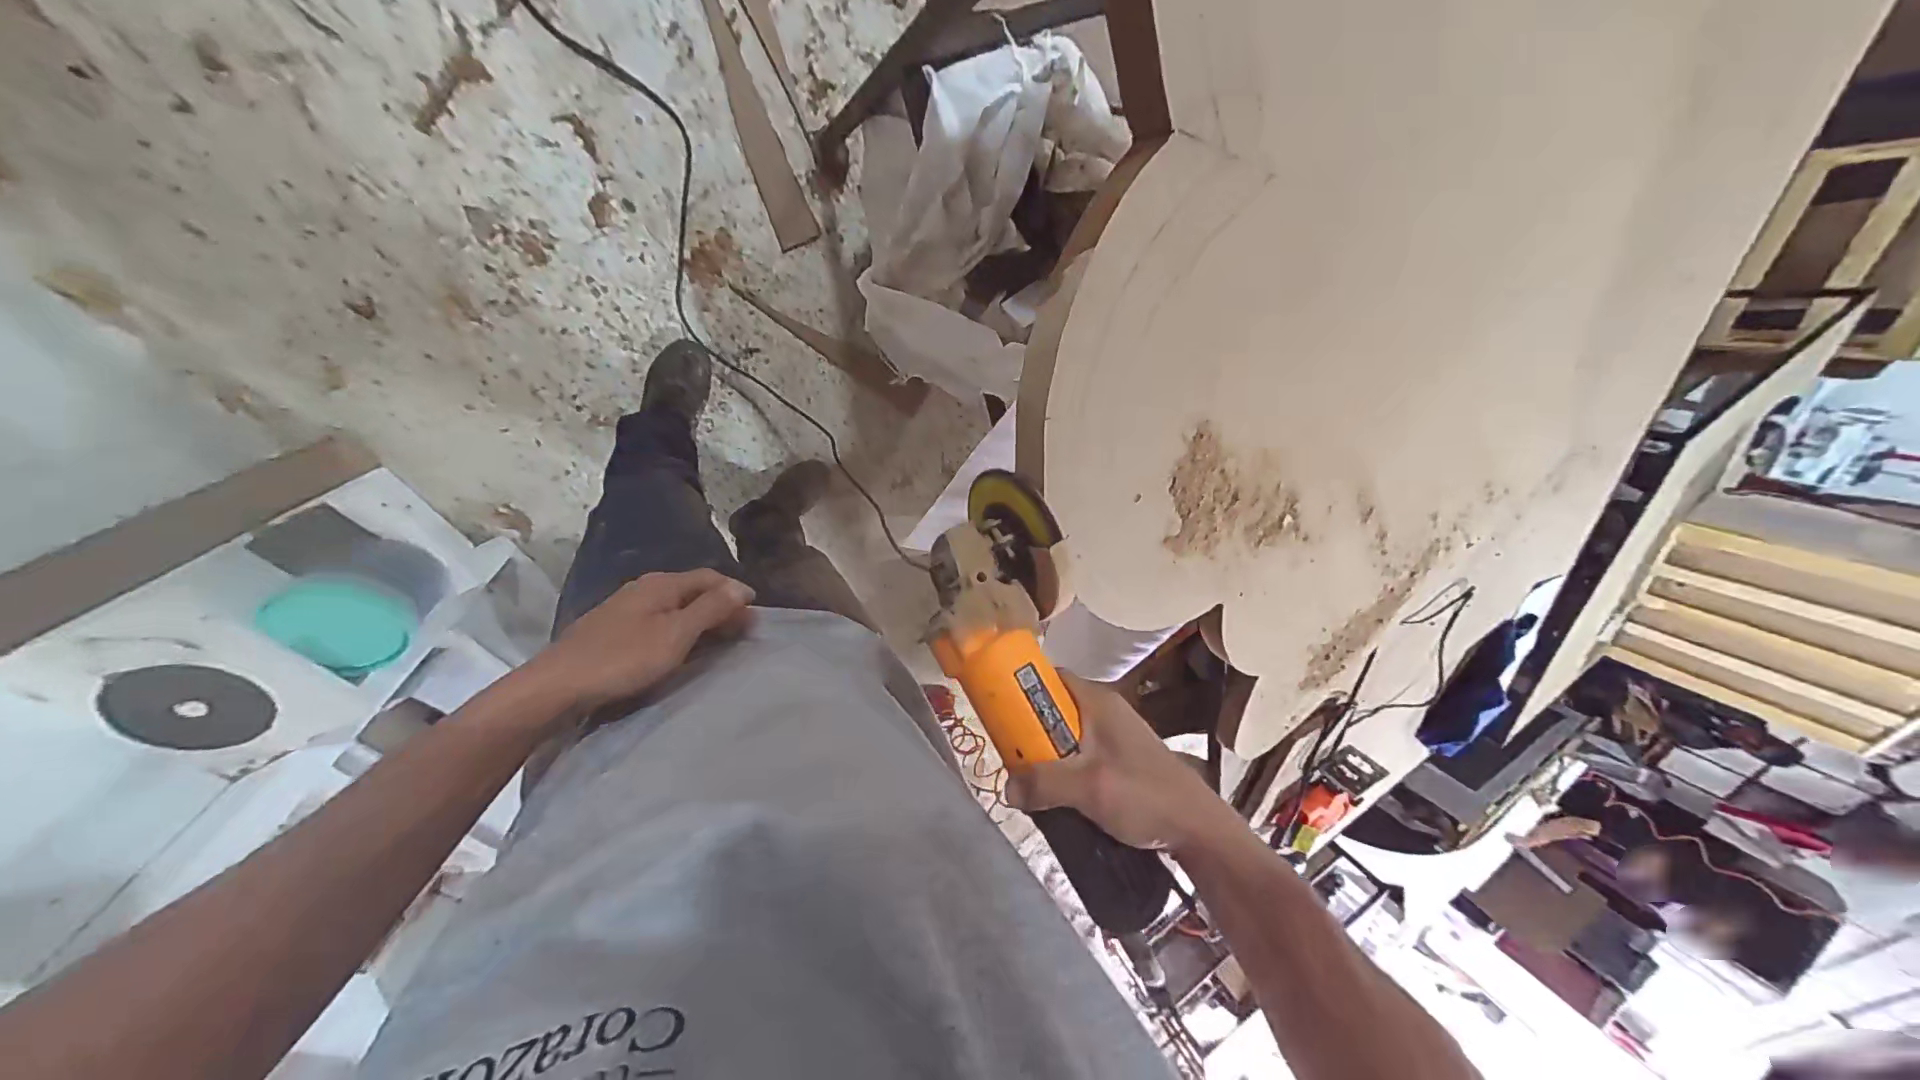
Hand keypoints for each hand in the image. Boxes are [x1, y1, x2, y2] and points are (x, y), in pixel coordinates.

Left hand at [531, 570, 753, 709]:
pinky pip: (658, 621)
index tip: (756, 616)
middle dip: (720, 607)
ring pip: (675, 607)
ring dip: (700, 620)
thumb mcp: (676, 634)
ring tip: (718, 642)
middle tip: (742, 632)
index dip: (736, 593)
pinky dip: (679, 630)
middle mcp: (643, 588)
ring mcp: (625, 608)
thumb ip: (711, 609)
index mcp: (662, 583)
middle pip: (693, 591)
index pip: (710, 578)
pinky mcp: (612, 629)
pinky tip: (680, 648)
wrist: (557, 686)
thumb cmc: (624, 659)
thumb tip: (742, 588)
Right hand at [1004, 672, 1240, 853]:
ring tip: (1029, 781)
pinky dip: (1063, 770)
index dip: (1022, 688)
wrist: (1197, 829)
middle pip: (1053, 708)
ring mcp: (1114, 737)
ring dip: (1046, 757)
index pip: (1051, 677)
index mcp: (1097, 701)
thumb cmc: (1145, 795)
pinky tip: (1057, 796)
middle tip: (1009, 756)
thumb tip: (1007, 788)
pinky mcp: (1119, 761)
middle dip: (1029, 731)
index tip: (997, 712)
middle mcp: (1105, 711)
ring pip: (1065, 736)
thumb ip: (1044, 783)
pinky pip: (1078, 756)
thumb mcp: (1088, 787)